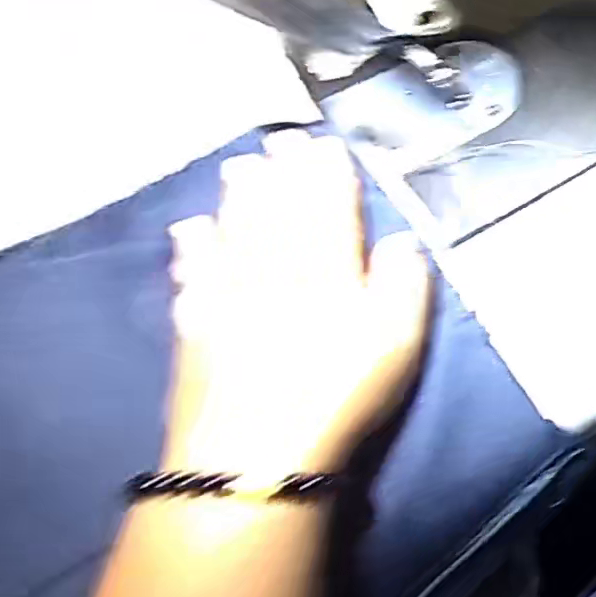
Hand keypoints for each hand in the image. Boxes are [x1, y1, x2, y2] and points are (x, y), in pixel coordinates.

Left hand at [160, 130, 431, 480]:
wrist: (253, 456)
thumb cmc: (342, 391)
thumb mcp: (398, 340)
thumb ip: (402, 284)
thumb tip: (402, 240)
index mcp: (329, 276)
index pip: (331, 216)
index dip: (330, 181)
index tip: (328, 147)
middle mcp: (275, 276)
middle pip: (279, 217)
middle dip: (283, 177)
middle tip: (278, 140)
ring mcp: (229, 300)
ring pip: (236, 236)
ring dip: (239, 198)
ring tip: (241, 166)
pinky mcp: (197, 328)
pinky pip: (194, 275)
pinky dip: (194, 247)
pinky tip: (193, 226)